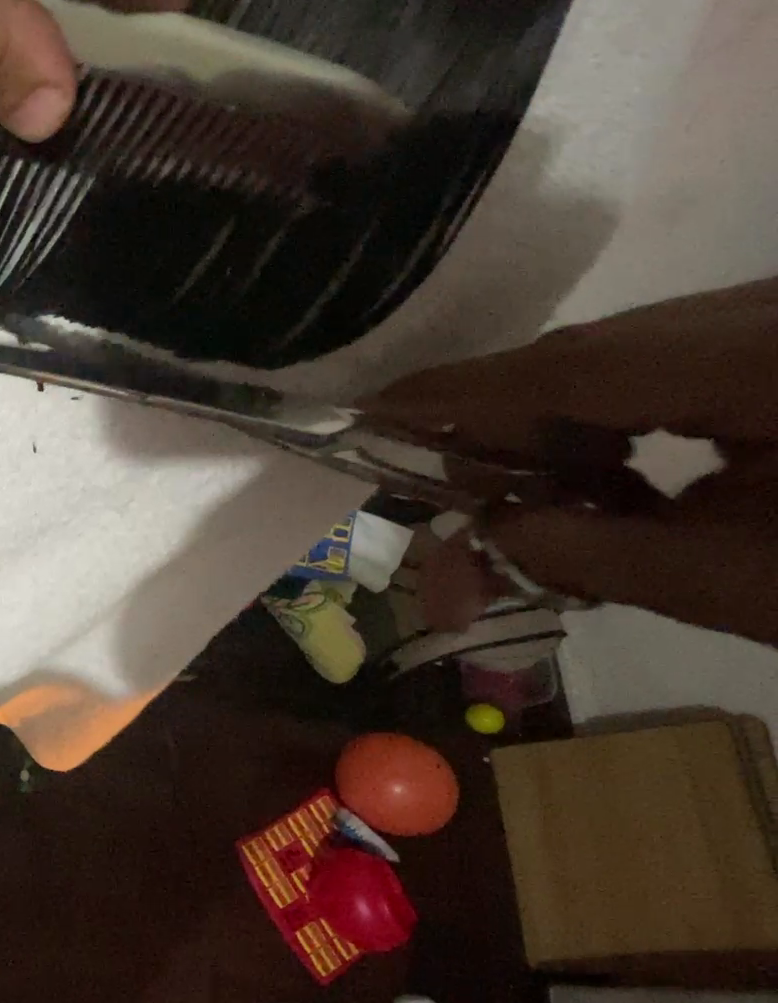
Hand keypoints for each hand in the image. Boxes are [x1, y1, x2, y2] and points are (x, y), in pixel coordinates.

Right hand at [359, 279, 777, 644]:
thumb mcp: (751, 586)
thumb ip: (594, 556)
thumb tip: (489, 530)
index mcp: (766, 364)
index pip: (565, 370)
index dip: (453, 396)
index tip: (364, 414)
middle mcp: (769, 317)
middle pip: (581, 360)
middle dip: (501, 435)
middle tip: (463, 510)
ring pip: (620, 361)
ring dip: (560, 437)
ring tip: (557, 511)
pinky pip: (670, 367)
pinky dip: (619, 428)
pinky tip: (625, 485)